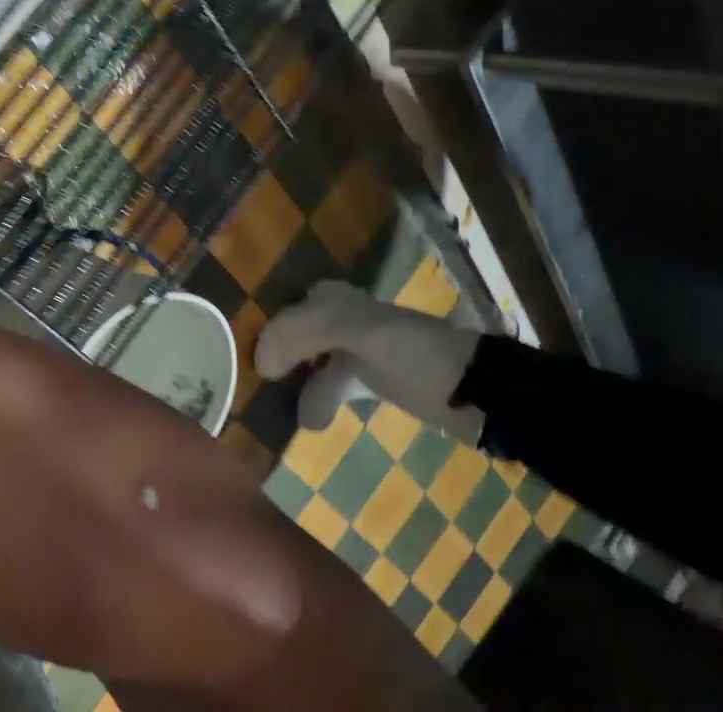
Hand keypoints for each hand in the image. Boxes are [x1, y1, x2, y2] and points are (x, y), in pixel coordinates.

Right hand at [255, 281, 483, 443]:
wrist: (482, 393)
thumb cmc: (417, 355)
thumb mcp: (359, 332)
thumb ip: (304, 334)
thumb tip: (261, 364)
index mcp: (341, 301)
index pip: (289, 304)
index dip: (266, 324)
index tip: (241, 351)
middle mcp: (346, 319)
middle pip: (297, 331)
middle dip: (275, 352)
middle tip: (249, 380)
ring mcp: (362, 352)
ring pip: (312, 360)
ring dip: (294, 380)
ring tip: (272, 407)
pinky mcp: (377, 381)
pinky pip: (334, 385)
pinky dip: (319, 400)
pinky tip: (310, 421)